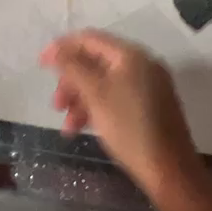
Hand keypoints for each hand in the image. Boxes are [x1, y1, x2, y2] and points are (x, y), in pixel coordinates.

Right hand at [40, 30, 209, 210]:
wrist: (171, 172)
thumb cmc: (129, 128)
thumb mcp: (95, 95)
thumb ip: (72, 67)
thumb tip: (54, 49)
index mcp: (130, 55)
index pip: (89, 39)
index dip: (62, 48)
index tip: (40, 64)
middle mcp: (142, 64)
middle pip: (95, 62)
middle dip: (71, 81)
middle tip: (56, 103)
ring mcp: (149, 85)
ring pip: (104, 83)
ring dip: (81, 99)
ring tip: (67, 125)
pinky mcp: (151, 106)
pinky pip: (116, 97)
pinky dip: (97, 108)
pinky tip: (83, 128)